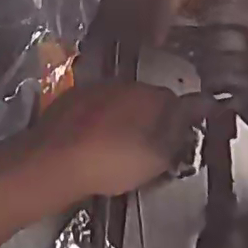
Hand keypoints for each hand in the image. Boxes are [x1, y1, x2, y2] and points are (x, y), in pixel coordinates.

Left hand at [20, 82, 208, 197]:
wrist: (53, 162)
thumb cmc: (110, 162)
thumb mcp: (155, 159)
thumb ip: (178, 137)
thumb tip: (195, 119)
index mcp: (151, 96)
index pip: (180, 102)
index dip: (183, 120)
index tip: (183, 136)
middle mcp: (125, 84)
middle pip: (149, 98)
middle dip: (152, 117)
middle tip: (151, 145)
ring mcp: (95, 87)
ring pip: (120, 99)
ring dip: (124, 116)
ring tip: (120, 144)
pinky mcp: (71, 97)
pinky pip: (95, 105)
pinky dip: (99, 117)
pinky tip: (93, 138)